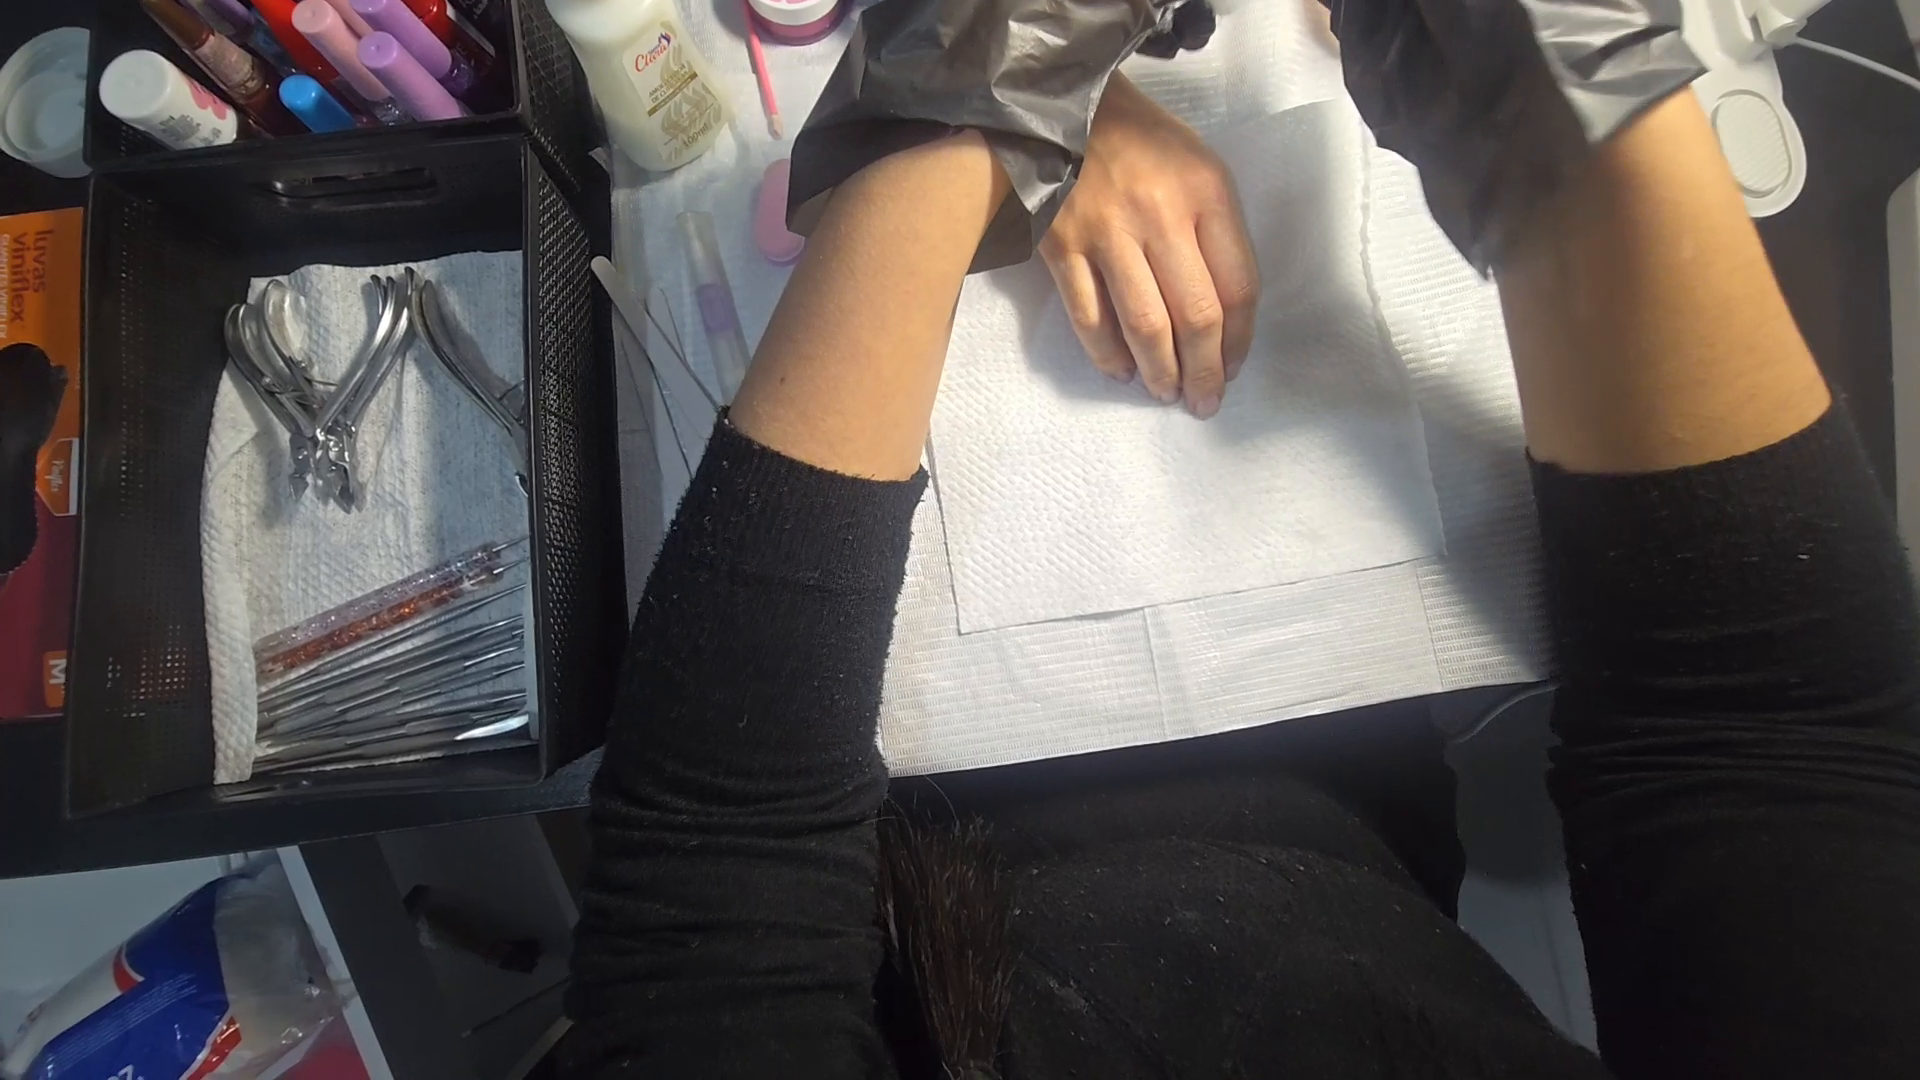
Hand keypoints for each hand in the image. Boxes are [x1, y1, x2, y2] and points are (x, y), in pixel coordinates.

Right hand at [1039, 74, 1257, 418]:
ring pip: (1143, 325)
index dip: (1238, 341)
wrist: (1067, 114)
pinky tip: (1120, 373)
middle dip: (1202, 372)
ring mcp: (1107, 235)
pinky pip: (1088, 319)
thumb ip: (1215, 236)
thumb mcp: (1199, 171)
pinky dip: (1106, 355)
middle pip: (1194, 316)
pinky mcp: (1063, 249)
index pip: (1238, 286)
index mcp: (1207, 193)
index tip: (1231, 369)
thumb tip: (1217, 320)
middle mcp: (1161, 216)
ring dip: (1158, 372)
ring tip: (1165, 394)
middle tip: (1202, 402)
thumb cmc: (1143, 147)